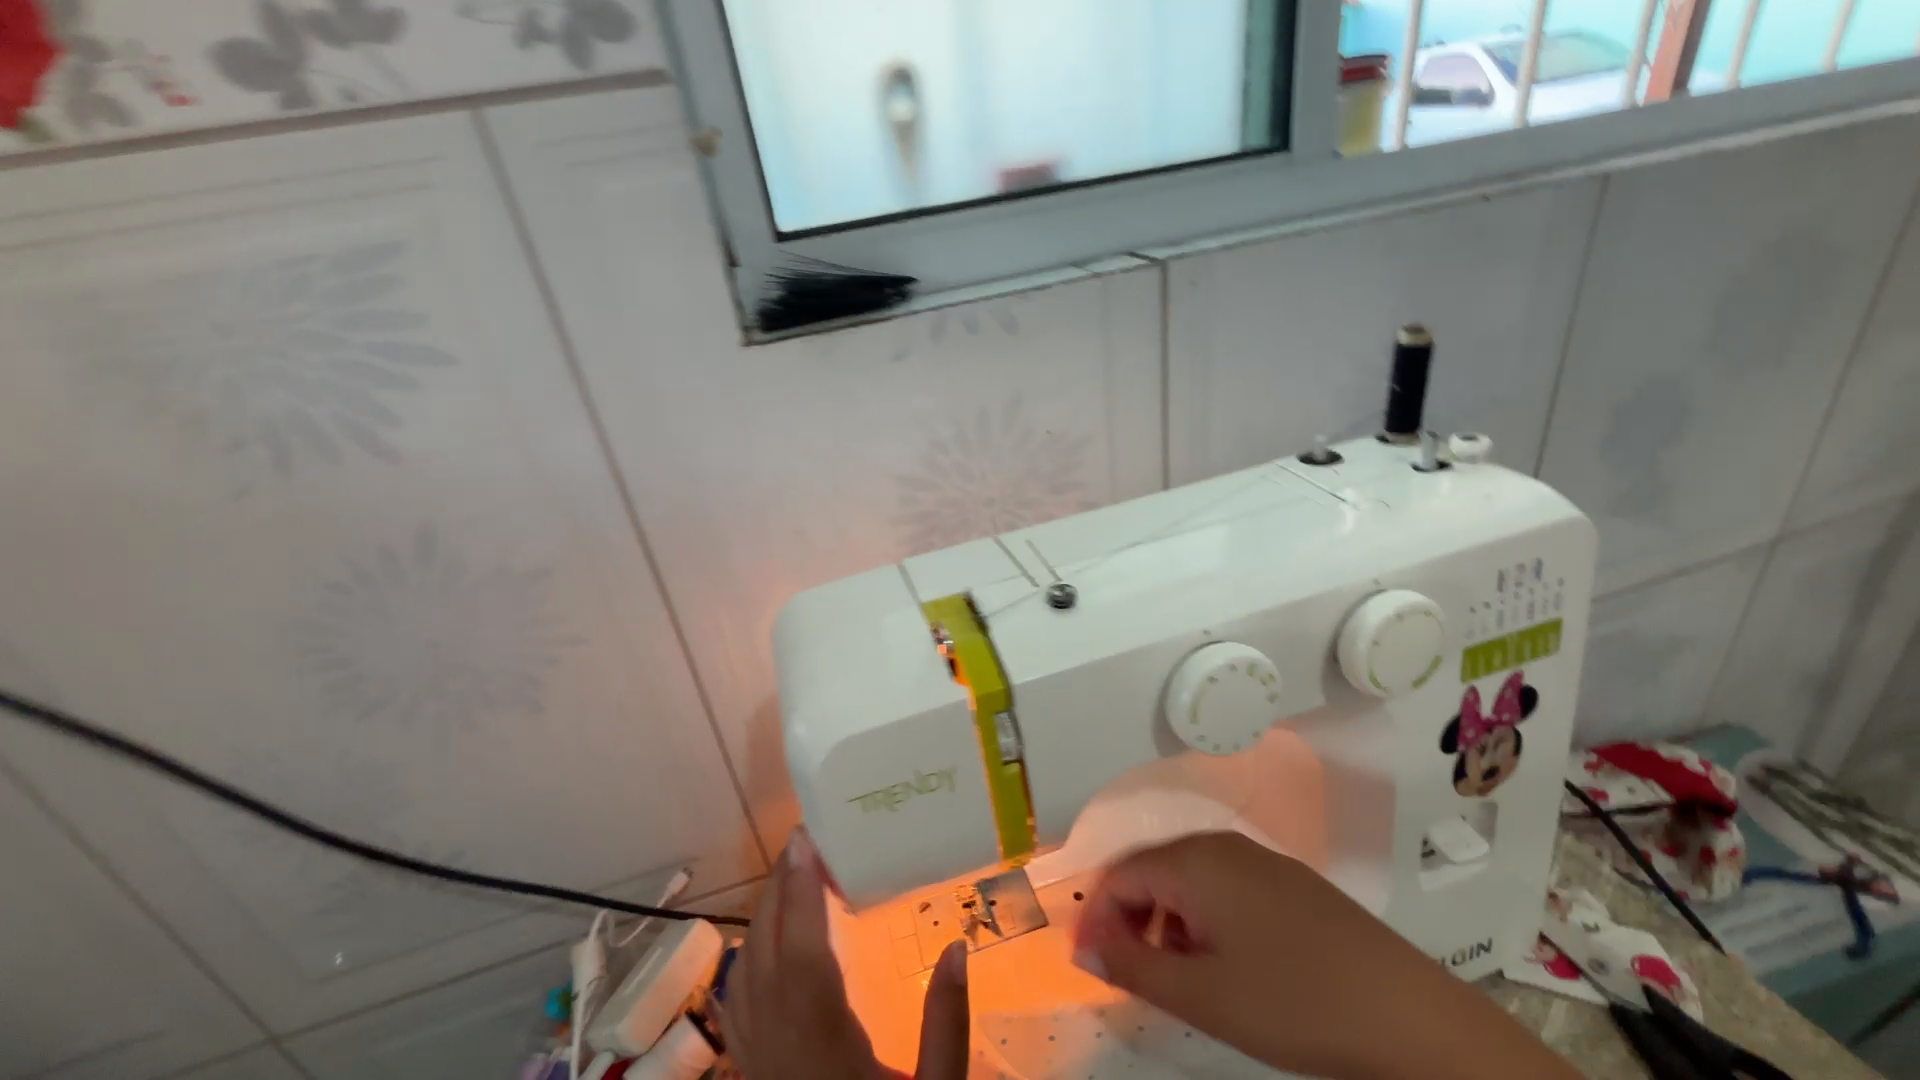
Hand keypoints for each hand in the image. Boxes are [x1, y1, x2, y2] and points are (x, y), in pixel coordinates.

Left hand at [718, 827, 971, 1079]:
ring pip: (743, 967)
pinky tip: (769, 941)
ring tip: (794, 878)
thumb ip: (948, 1021)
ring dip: (765, 915)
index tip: (805, 841)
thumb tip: (958, 947)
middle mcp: (776, 1040)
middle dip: (780, 887)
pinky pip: (736, 996)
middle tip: (805, 842)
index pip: (802, 949)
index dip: (800, 890)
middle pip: (765, 946)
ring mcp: (754, 1056)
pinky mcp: (748, 1068)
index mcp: (822, 1039)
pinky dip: (750, 953)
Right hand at [1070, 831, 1576, 1079]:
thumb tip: (1083, 947)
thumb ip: (1131, 965)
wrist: (1410, 1017)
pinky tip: (1226, 964)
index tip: (1091, 965)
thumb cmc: (1292, 1003)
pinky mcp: (1294, 884)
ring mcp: (1264, 861)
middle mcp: (1224, 847)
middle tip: (1130, 972)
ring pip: (1191, 879)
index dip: (1096, 917)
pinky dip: (1205, 920)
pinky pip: (1227, 887)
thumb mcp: (1200, 994)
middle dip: (1130, 917)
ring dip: (1167, 921)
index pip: (1120, 874)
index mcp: (1195, 862)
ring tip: (1179, 975)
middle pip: (1154, 869)